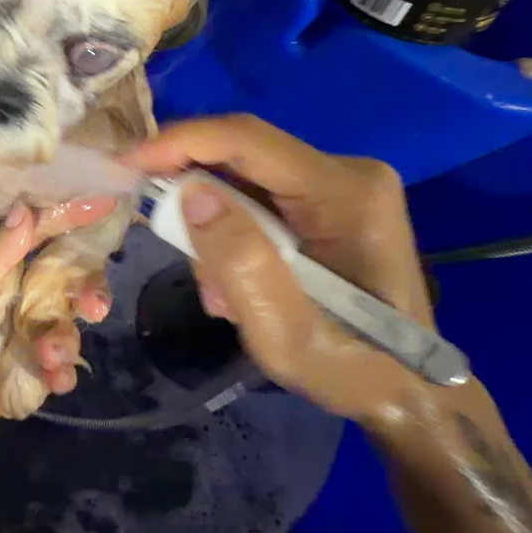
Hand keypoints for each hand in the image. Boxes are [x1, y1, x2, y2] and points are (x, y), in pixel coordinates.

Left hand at [0, 198, 116, 440]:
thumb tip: (24, 210)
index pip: (40, 228)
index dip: (70, 214)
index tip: (104, 203)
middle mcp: (23, 289)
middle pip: (74, 277)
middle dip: (91, 289)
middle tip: (93, 308)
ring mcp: (33, 327)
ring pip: (73, 323)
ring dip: (66, 339)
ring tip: (45, 356)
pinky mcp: (39, 364)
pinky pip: (68, 364)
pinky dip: (64, 371)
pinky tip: (50, 379)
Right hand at [120, 115, 431, 426]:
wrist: (409, 393)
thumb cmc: (350, 369)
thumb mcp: (285, 332)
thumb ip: (240, 262)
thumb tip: (190, 193)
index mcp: (345, 194)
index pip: (245, 139)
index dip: (177, 142)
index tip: (122, 166)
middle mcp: (346, 172)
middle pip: (237, 155)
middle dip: (193, 198)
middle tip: (176, 253)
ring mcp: (338, 183)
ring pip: (238, 177)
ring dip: (210, 225)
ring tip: (219, 291)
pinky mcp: (326, 198)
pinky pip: (252, 194)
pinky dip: (228, 231)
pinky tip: (235, 280)